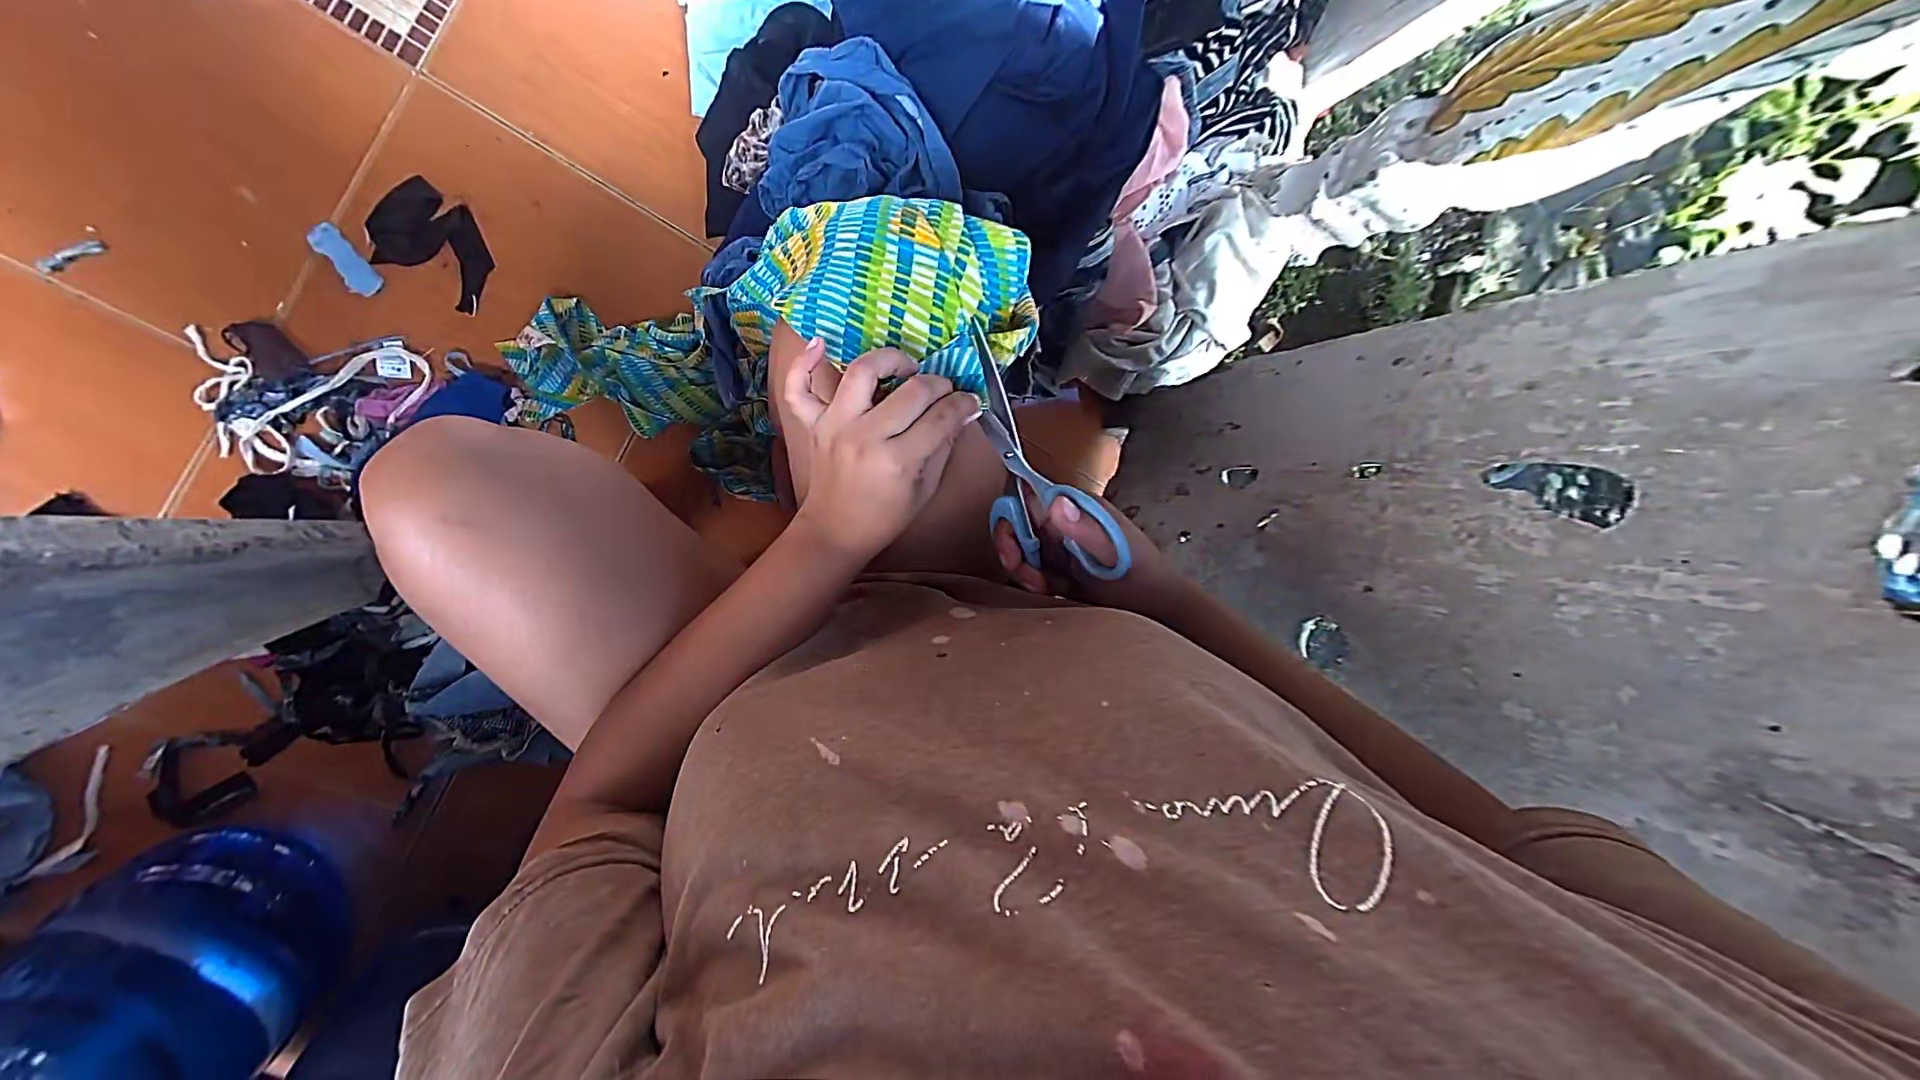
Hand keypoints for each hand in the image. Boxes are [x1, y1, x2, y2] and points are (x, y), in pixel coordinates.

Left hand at [783, 338, 981, 561]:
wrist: (836, 531)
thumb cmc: (885, 516)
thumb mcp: (925, 488)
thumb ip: (944, 446)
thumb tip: (963, 413)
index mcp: (897, 460)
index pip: (941, 417)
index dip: (963, 405)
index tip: (969, 402)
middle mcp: (865, 437)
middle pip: (912, 391)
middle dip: (939, 385)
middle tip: (944, 391)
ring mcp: (834, 427)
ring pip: (862, 372)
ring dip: (889, 359)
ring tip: (905, 367)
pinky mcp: (812, 425)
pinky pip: (799, 388)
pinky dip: (805, 363)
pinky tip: (820, 343)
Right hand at [994, 492, 1198, 620]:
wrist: (1159, 608)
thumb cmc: (1142, 576)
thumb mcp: (1112, 552)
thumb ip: (1083, 529)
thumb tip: (1054, 502)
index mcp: (1077, 507)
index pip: (1029, 500)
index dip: (1012, 521)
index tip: (1013, 551)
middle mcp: (1066, 522)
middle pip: (1019, 527)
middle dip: (1014, 552)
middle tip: (1027, 576)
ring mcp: (1063, 546)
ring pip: (1024, 551)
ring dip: (1024, 570)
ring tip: (1043, 587)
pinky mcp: (1063, 569)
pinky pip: (1035, 570)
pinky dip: (1033, 582)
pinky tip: (1048, 592)